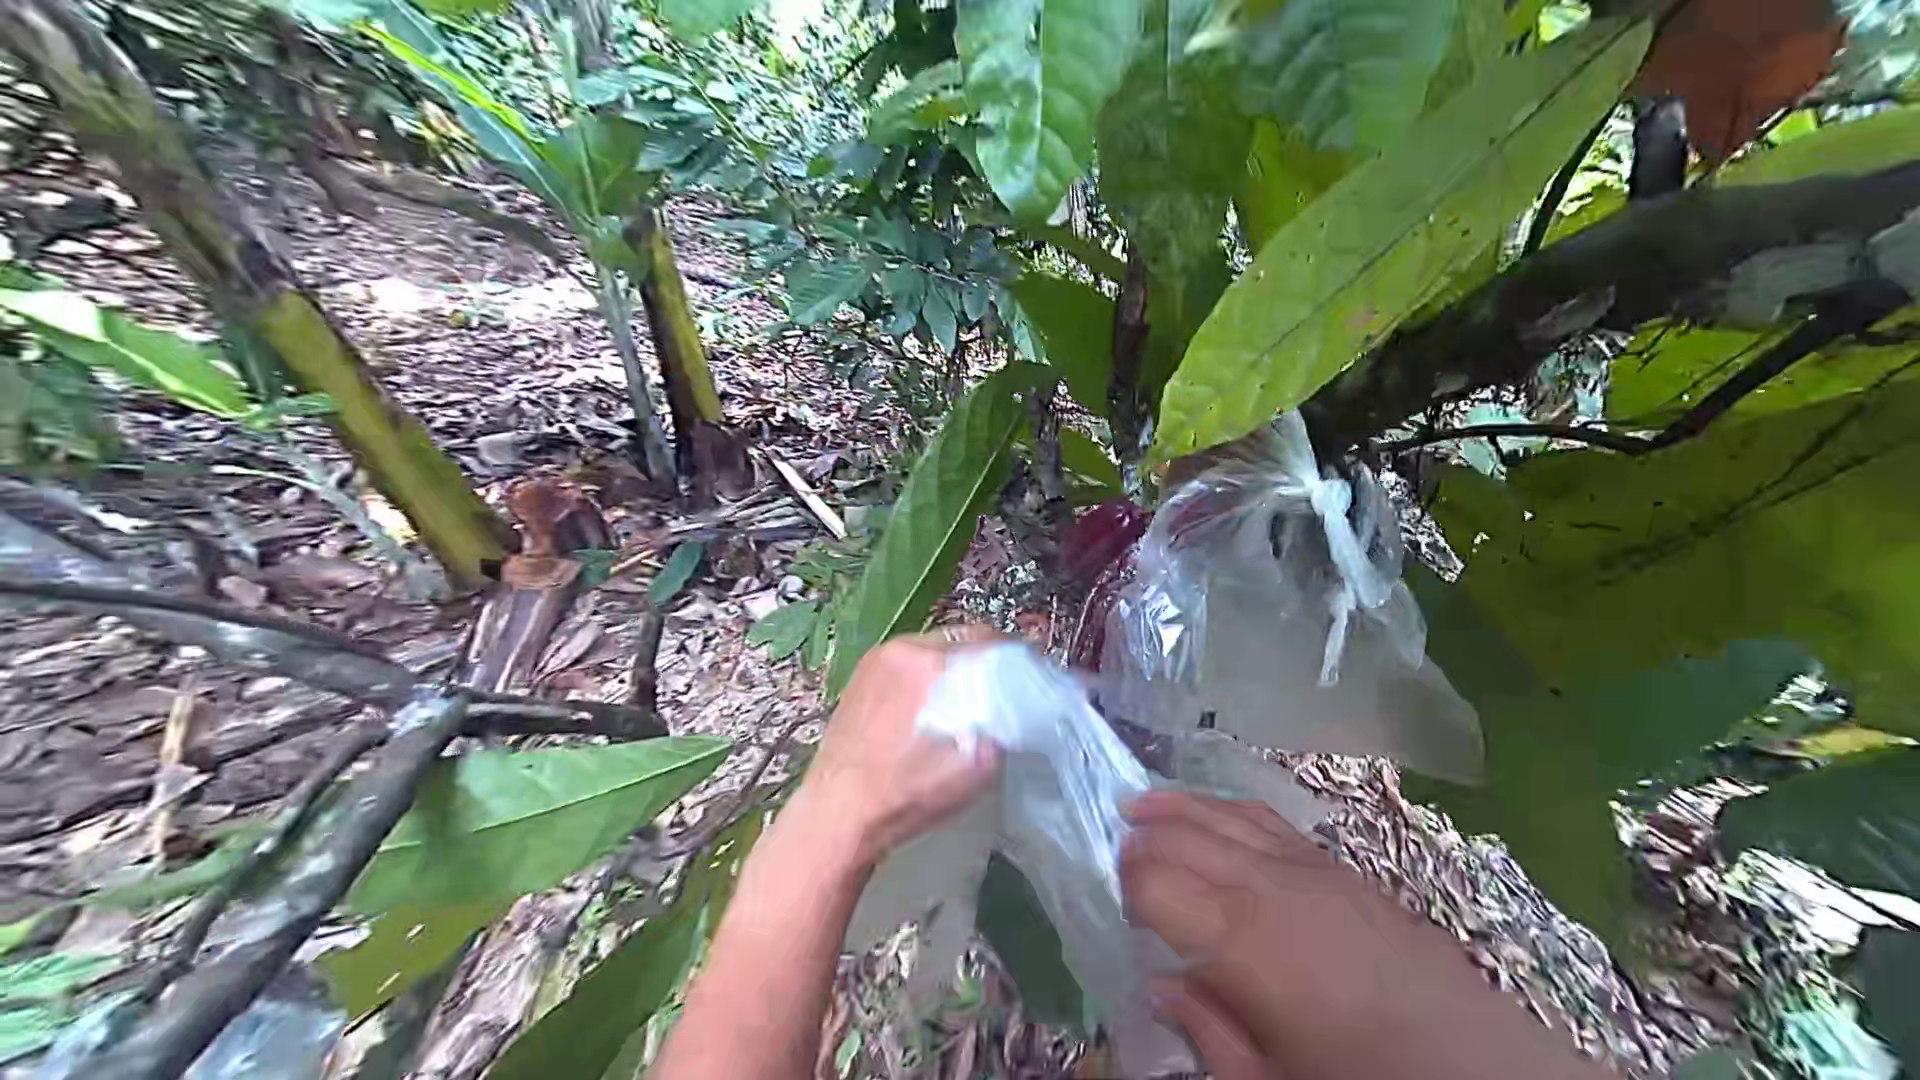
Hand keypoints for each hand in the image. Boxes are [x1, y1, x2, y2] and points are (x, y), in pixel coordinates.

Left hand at [793, 629, 1001, 868]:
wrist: (838, 812)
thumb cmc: (907, 793)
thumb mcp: (976, 766)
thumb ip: (1003, 724)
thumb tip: (1015, 704)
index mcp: (928, 663)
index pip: (987, 640)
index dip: (1014, 656)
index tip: (1026, 673)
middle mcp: (900, 648)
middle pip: (958, 638)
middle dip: (984, 657)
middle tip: (1000, 684)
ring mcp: (876, 660)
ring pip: (931, 647)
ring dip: (953, 663)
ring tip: (965, 693)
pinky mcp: (861, 675)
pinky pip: (906, 661)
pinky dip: (925, 673)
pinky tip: (929, 701)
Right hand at [1122, 793, 1619, 1079]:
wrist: (1489, 1077)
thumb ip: (1206, 1031)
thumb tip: (1160, 987)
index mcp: (1239, 937)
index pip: (1153, 880)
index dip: (1125, 883)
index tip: (1115, 902)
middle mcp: (1264, 883)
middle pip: (1180, 835)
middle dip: (1139, 837)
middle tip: (1111, 848)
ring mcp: (1305, 866)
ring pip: (1221, 813)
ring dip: (1174, 805)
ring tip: (1138, 802)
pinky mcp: (1339, 867)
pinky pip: (1266, 818)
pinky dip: (1225, 807)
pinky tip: (1213, 813)